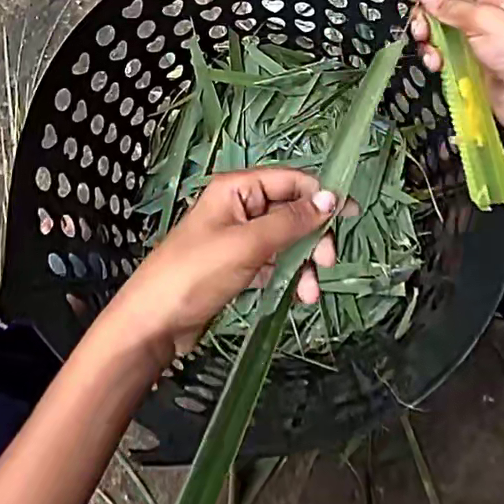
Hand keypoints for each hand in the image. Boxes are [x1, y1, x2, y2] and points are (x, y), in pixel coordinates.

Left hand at [103, 168, 340, 360]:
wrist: (154, 322)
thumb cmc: (196, 273)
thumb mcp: (247, 244)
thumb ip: (291, 221)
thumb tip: (331, 197)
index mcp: (235, 189)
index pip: (289, 181)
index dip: (320, 195)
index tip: (349, 215)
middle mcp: (238, 207)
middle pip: (290, 211)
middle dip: (312, 236)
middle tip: (327, 262)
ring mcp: (238, 237)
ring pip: (285, 240)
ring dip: (303, 263)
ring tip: (310, 293)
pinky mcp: (238, 265)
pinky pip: (274, 262)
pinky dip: (288, 276)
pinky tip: (297, 296)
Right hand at [404, 0, 503, 144]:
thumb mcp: (487, 21)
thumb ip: (450, 3)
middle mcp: (490, 17)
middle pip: (446, 5)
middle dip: (428, 14)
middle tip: (422, 25)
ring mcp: (480, 44)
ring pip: (441, 32)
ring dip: (429, 38)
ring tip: (430, 46)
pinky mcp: (472, 67)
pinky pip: (444, 57)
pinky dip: (435, 58)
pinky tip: (437, 63)